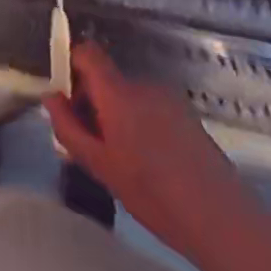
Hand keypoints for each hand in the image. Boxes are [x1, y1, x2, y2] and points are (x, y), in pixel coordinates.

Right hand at [45, 41, 256, 248]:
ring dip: (115, 116)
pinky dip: (137, 123)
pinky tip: (145, 162)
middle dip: (91, 103)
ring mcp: (169, 98)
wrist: (219, 216)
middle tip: (89, 145)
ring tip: (118, 160)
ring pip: (127, 96)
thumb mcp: (98, 165)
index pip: (88, 53)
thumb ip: (68, 127)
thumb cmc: (150, 192)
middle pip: (106, 78)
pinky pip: (148, 107)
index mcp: (119, 93)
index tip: (66, 100)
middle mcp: (144, 86)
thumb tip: (52, 97)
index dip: (71, 66)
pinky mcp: (186, 114)